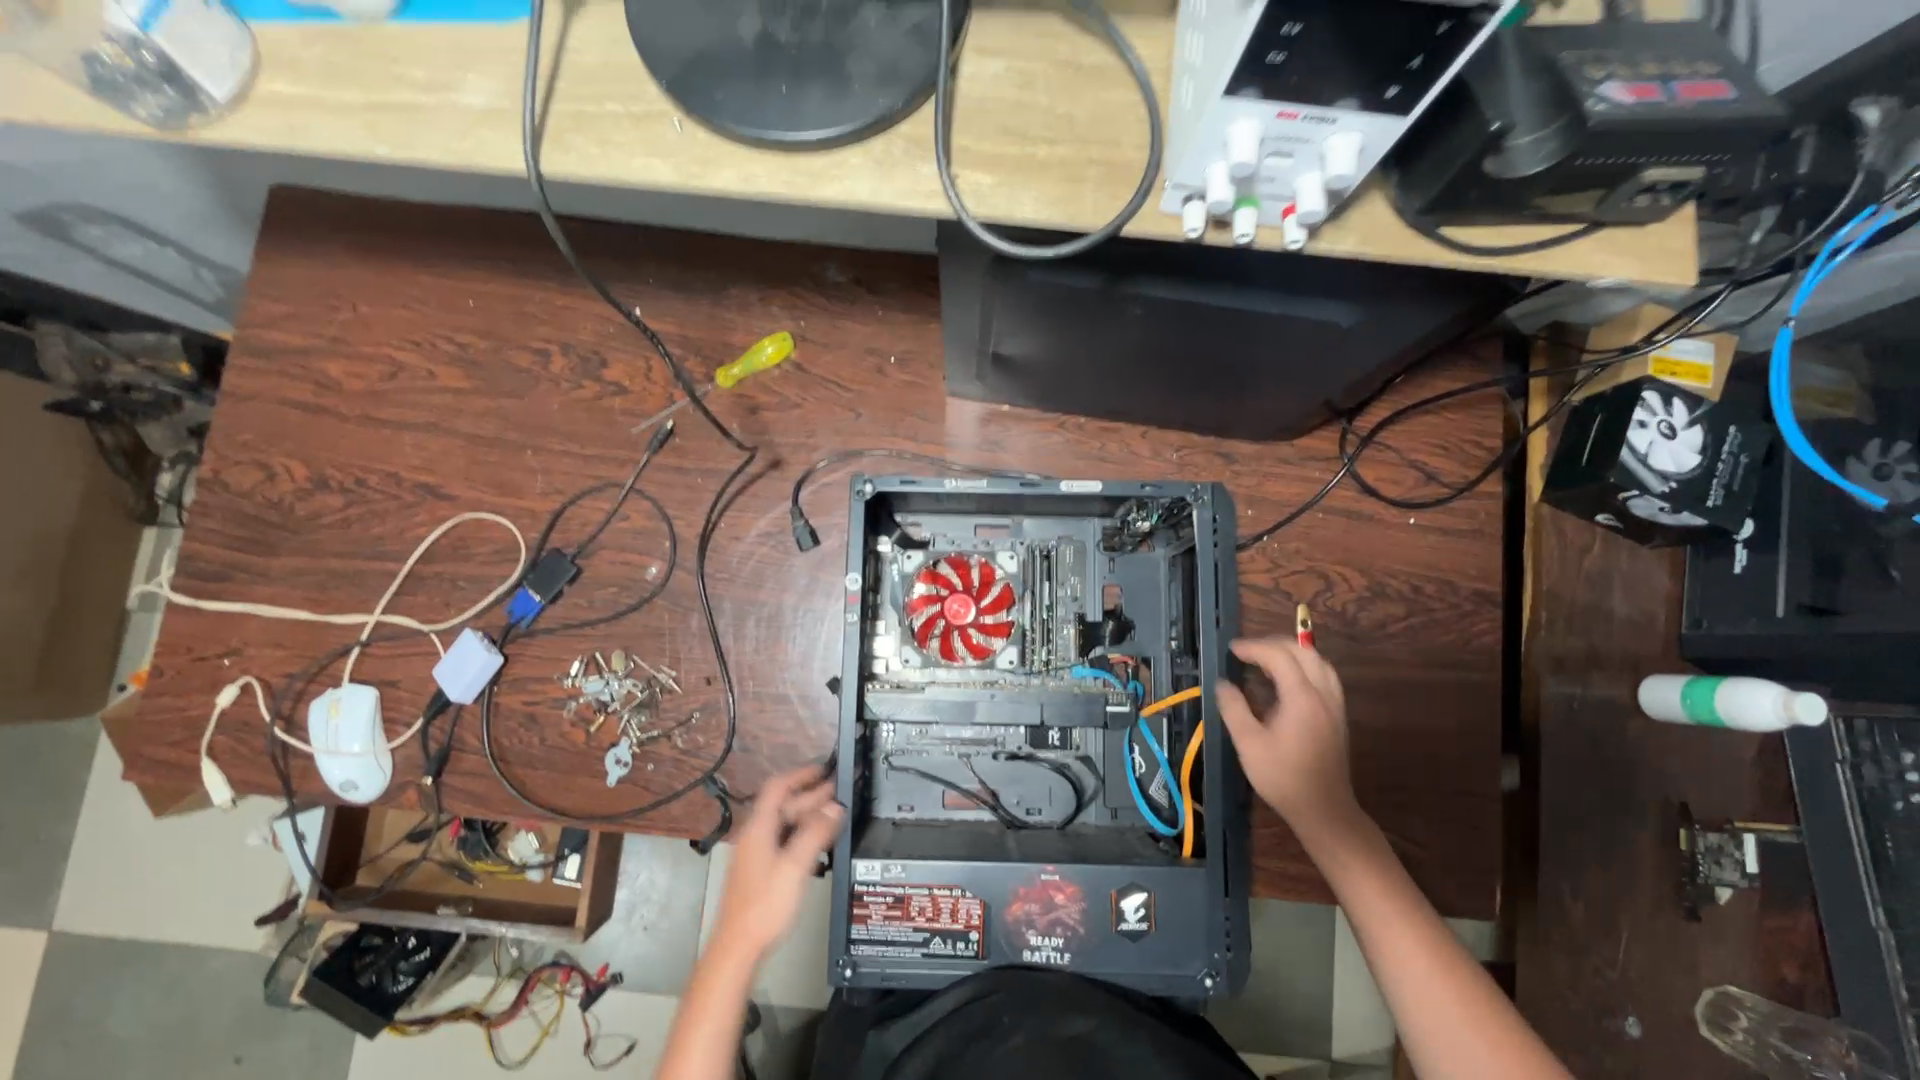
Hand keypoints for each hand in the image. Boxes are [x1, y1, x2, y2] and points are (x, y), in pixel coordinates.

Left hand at [711, 766, 844, 961]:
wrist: (738, 946)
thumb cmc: (765, 905)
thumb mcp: (794, 867)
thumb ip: (815, 834)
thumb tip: (834, 806)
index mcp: (759, 829)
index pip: (778, 788)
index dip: (801, 775)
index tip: (825, 769)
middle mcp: (755, 836)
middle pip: (783, 806)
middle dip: (811, 796)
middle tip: (839, 792)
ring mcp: (756, 855)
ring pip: (784, 826)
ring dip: (809, 817)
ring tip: (836, 816)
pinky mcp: (760, 872)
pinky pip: (784, 843)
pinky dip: (803, 837)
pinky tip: (820, 847)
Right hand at [1217, 638, 1356, 832]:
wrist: (1324, 809)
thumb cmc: (1283, 778)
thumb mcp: (1248, 744)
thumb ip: (1234, 708)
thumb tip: (1222, 683)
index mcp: (1302, 698)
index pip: (1279, 656)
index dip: (1253, 648)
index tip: (1231, 650)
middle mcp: (1324, 694)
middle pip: (1302, 652)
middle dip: (1273, 645)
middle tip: (1246, 652)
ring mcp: (1335, 704)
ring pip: (1318, 662)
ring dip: (1292, 654)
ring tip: (1266, 661)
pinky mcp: (1338, 715)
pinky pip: (1324, 676)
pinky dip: (1304, 667)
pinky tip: (1288, 681)